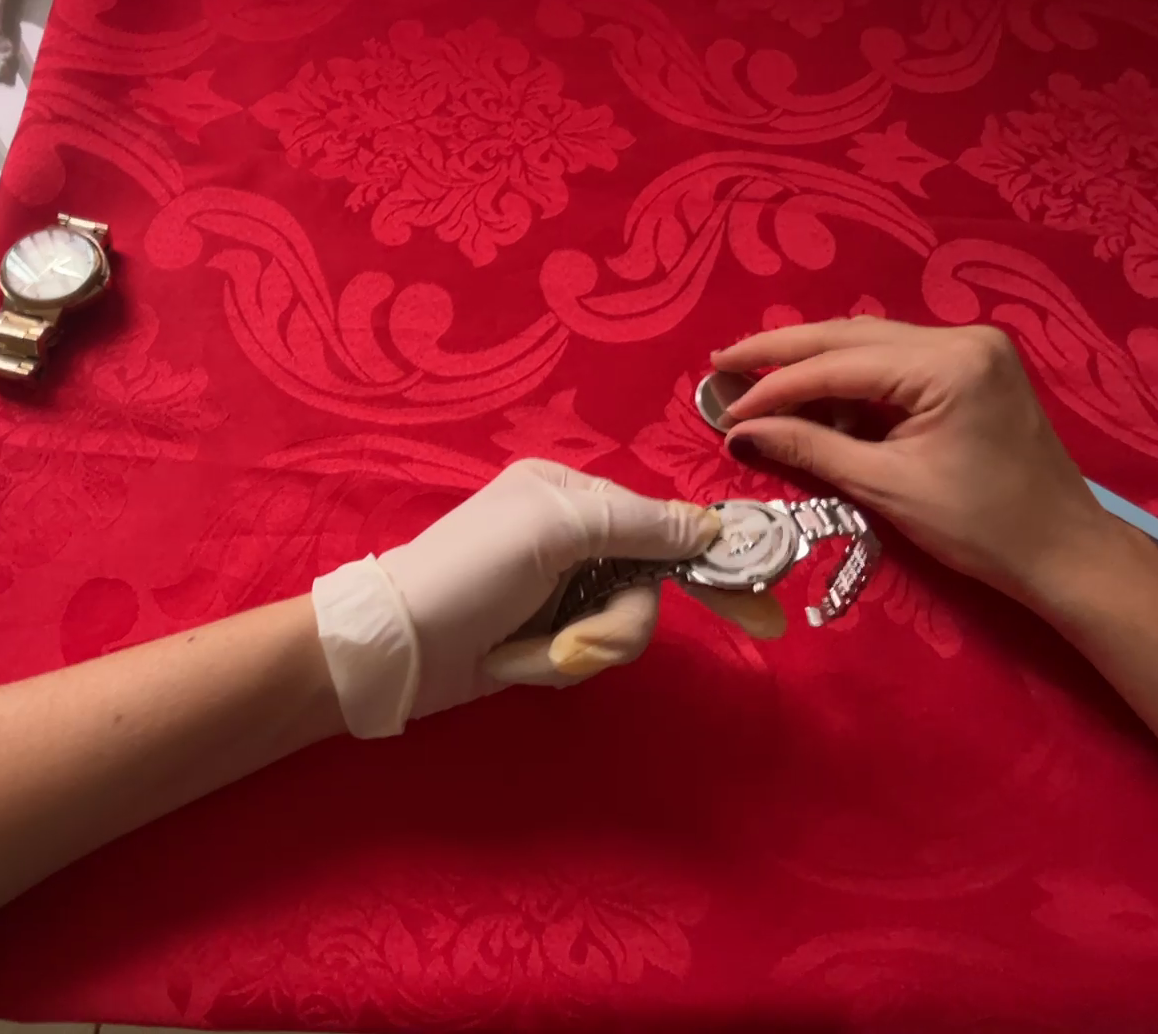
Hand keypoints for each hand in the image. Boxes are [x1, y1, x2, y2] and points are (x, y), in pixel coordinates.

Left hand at [312, 460, 720, 736]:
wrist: (398, 647)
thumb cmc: (471, 572)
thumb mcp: (552, 532)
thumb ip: (636, 525)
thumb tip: (713, 523)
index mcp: (567, 494)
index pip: (655, 522)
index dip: (699, 561)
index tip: (758, 608)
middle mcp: (567, 536)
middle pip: (643, 584)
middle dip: (613, 624)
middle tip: (575, 645)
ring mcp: (557, 588)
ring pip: (620, 624)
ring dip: (579, 649)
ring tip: (529, 656)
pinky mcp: (544, 634)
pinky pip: (586, 652)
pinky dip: (554, 664)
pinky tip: (512, 661)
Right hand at [712, 317, 1119, 600]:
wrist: (1062, 551)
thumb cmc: (979, 525)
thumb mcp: (885, 486)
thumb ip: (809, 448)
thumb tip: (740, 432)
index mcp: (949, 364)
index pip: (837, 365)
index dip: (774, 387)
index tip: (725, 410)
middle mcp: (960, 339)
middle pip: (847, 334)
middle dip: (780, 350)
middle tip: (722, 361)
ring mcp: (967, 349)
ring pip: (864, 342)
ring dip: (807, 360)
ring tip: (751, 372)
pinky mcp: (965, 368)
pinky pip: (886, 360)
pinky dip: (840, 375)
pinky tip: (805, 387)